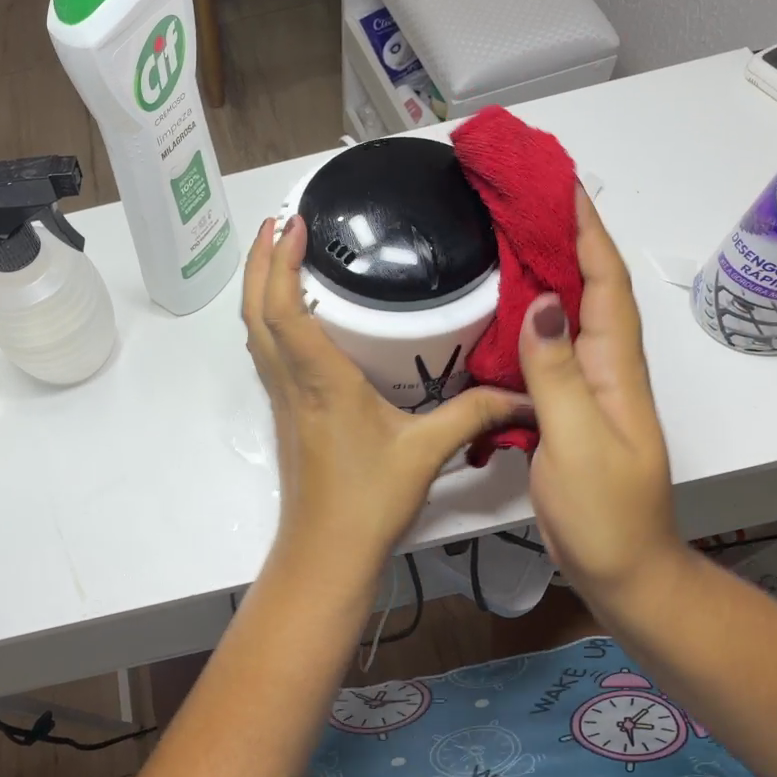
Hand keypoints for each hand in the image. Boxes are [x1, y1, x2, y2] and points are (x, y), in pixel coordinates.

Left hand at [243, 216, 528, 561]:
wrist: (324, 555)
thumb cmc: (368, 503)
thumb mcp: (426, 453)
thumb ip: (473, 414)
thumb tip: (522, 395)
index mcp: (320, 382)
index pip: (284, 311)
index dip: (281, 263)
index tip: (294, 222)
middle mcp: (291, 383)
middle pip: (256, 313)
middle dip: (260, 262)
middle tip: (280, 221)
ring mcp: (282, 398)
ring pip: (255, 332)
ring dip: (258, 287)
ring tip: (279, 252)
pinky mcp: (285, 412)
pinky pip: (266, 352)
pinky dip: (269, 318)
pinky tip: (292, 313)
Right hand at [516, 192, 683, 598]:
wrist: (621, 569)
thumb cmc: (605, 511)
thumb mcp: (580, 441)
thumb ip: (558, 373)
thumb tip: (542, 300)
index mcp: (615, 368)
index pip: (604, 284)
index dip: (586, 233)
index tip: (561, 186)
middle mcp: (604, 366)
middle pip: (589, 286)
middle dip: (565, 236)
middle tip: (526, 196)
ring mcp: (585, 386)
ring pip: (567, 311)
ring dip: (547, 267)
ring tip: (509, 233)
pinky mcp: (563, 405)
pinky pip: (546, 344)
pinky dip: (528, 313)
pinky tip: (500, 306)